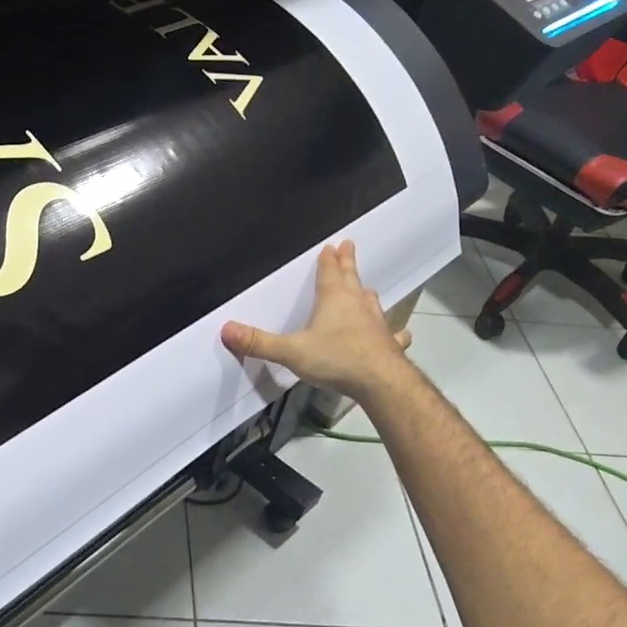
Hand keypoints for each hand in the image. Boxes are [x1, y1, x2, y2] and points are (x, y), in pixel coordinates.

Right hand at [221, 241, 414, 401]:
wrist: (380, 381)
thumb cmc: (336, 359)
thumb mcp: (291, 351)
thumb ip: (259, 342)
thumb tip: (225, 329)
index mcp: (334, 299)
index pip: (329, 272)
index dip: (328, 259)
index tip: (332, 245)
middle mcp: (358, 305)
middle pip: (352, 278)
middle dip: (348, 264)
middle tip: (348, 246)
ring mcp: (377, 323)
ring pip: (371, 302)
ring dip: (366, 293)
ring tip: (366, 289)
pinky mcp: (390, 343)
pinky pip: (393, 334)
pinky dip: (394, 332)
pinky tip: (401, 334)